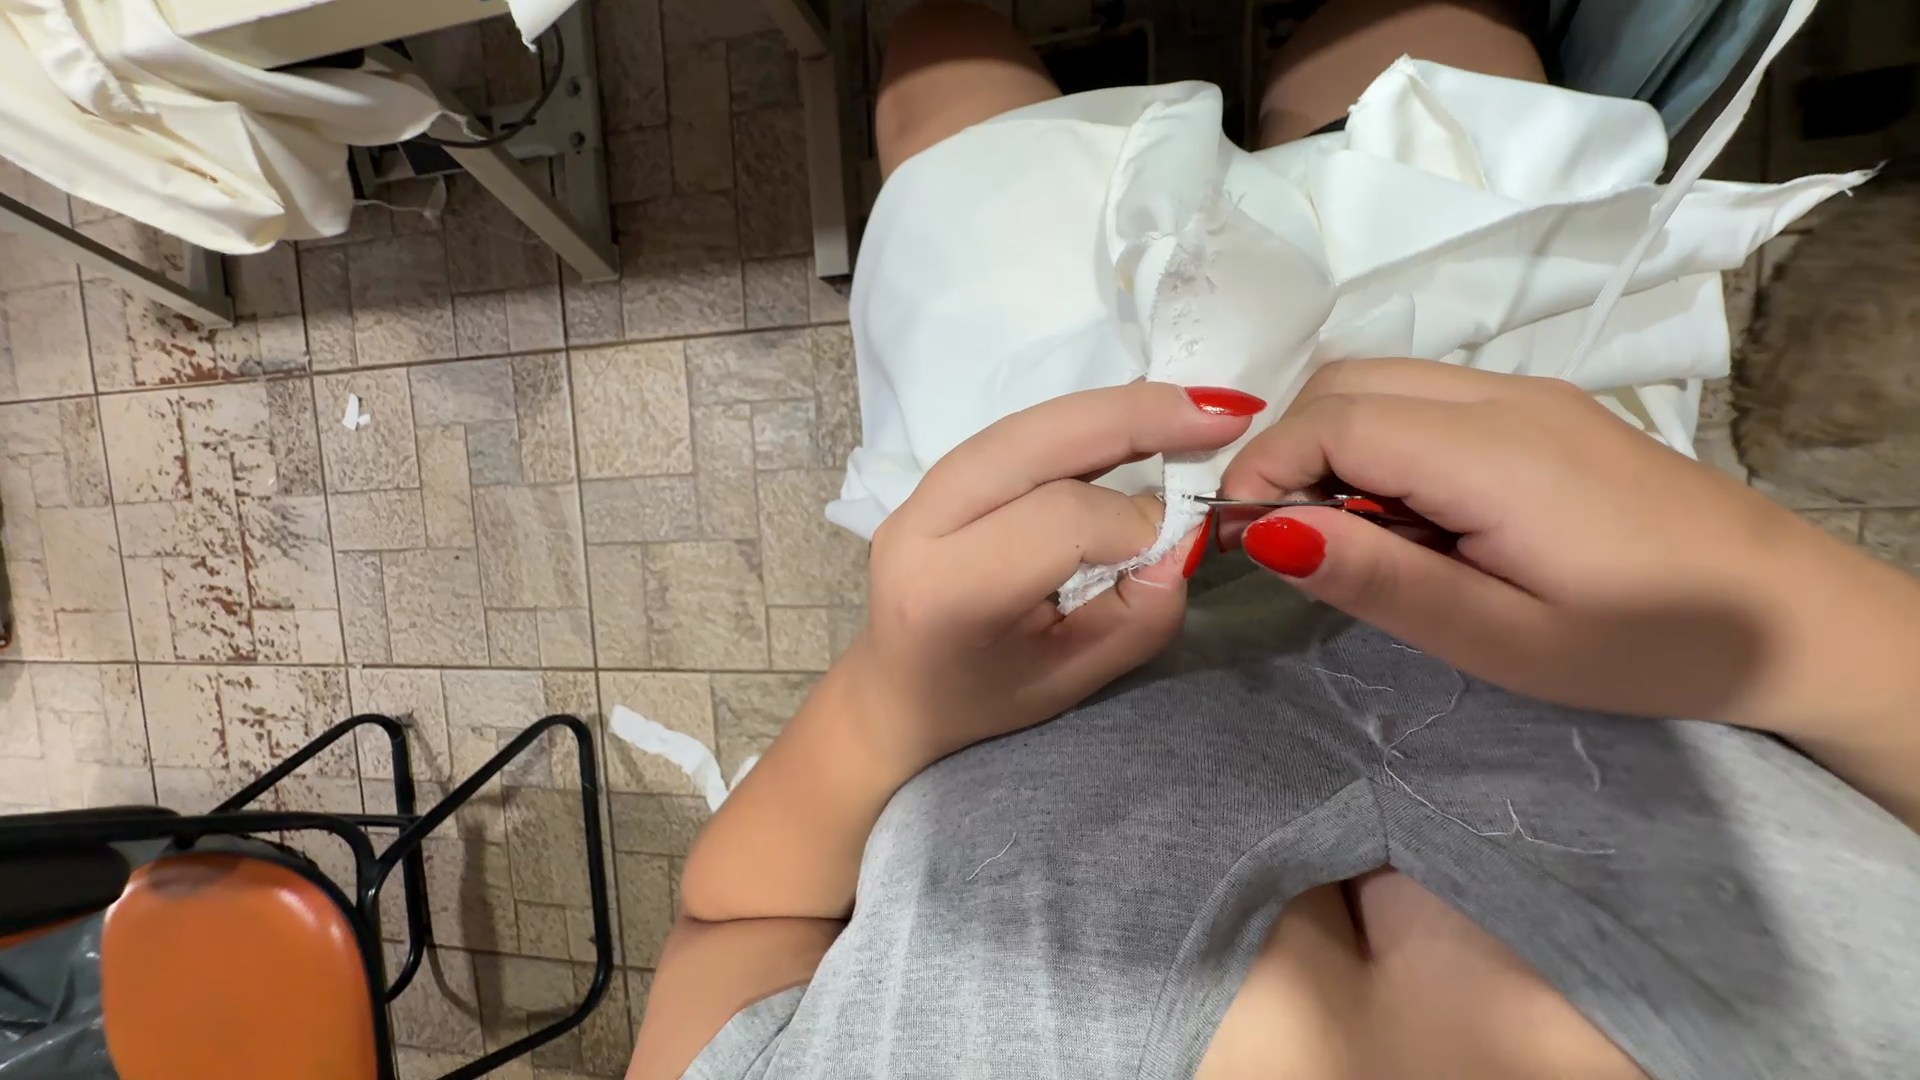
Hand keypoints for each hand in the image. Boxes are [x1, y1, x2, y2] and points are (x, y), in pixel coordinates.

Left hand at [845, 381, 1261, 763]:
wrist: (898, 692)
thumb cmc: (982, 701)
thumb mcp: (1069, 682)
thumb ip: (1135, 617)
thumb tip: (1180, 536)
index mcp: (948, 590)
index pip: (1058, 521)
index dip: (1132, 521)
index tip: (1177, 542)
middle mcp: (920, 525)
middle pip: (1033, 441)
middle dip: (1134, 416)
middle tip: (1221, 412)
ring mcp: (917, 494)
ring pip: (1025, 425)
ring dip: (1111, 410)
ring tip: (1188, 410)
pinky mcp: (933, 478)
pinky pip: (1016, 435)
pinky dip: (1081, 425)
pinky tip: (1131, 420)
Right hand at [1216, 359, 1919, 762]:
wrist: (1799, 621)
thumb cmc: (1642, 646)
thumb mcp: (1495, 637)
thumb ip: (1376, 577)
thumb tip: (1264, 529)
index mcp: (1493, 452)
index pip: (1333, 419)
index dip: (1263, 466)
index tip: (1239, 534)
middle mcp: (1502, 396)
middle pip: (1343, 381)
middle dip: (1284, 447)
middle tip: (1282, 532)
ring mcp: (1523, 393)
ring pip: (1375, 380)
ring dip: (1323, 439)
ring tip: (1335, 522)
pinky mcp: (1535, 408)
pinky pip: (1415, 397)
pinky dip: (1367, 437)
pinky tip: (1393, 504)